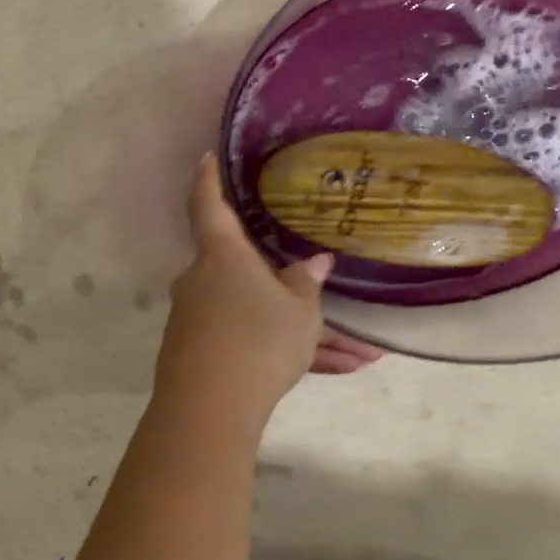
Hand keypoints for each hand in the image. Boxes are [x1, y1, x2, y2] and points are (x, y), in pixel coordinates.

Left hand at [156, 155, 381, 414]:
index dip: (208, 181)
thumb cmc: (256, 339)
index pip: (209, 208)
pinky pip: (250, 338)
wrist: (208, 401)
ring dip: (307, 331)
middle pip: (248, 272)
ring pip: (259, 312)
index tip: (205, 158)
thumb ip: (304, 285)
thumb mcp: (299, 311)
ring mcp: (197, 313)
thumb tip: (309, 264)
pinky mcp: (200, 345)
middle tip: (339, 307)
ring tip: (362, 354)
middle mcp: (201, 279)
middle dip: (296, 291)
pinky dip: (289, 350)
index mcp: (220, 257)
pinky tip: (341, 370)